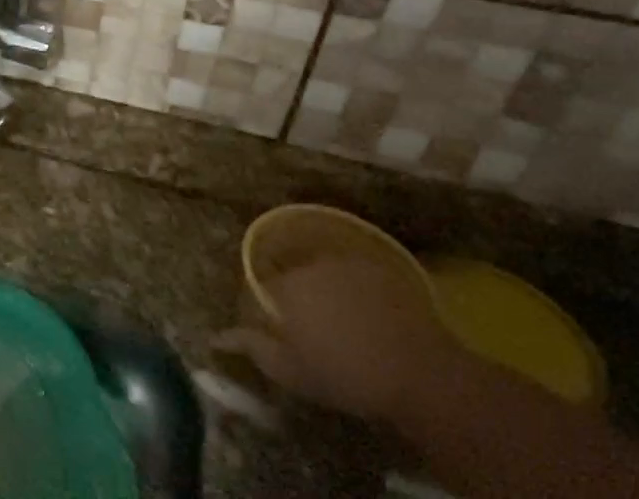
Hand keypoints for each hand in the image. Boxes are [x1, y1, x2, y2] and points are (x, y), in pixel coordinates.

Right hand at [214, 257, 463, 424]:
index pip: (258, 292)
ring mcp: (348, 263)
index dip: (264, 314)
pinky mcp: (381, 269)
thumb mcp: (290, 371)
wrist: (421, 373)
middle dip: (293, 301)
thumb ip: (252, 347)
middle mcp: (311, 265)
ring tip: (340, 325)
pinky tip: (365, 317)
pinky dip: (352, 291)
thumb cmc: (346, 376)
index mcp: (284, 287)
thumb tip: (217, 336)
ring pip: (322, 275)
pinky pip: (354, 276)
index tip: (276, 337)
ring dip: (323, 293)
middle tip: (310, 333)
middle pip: (290, 279)